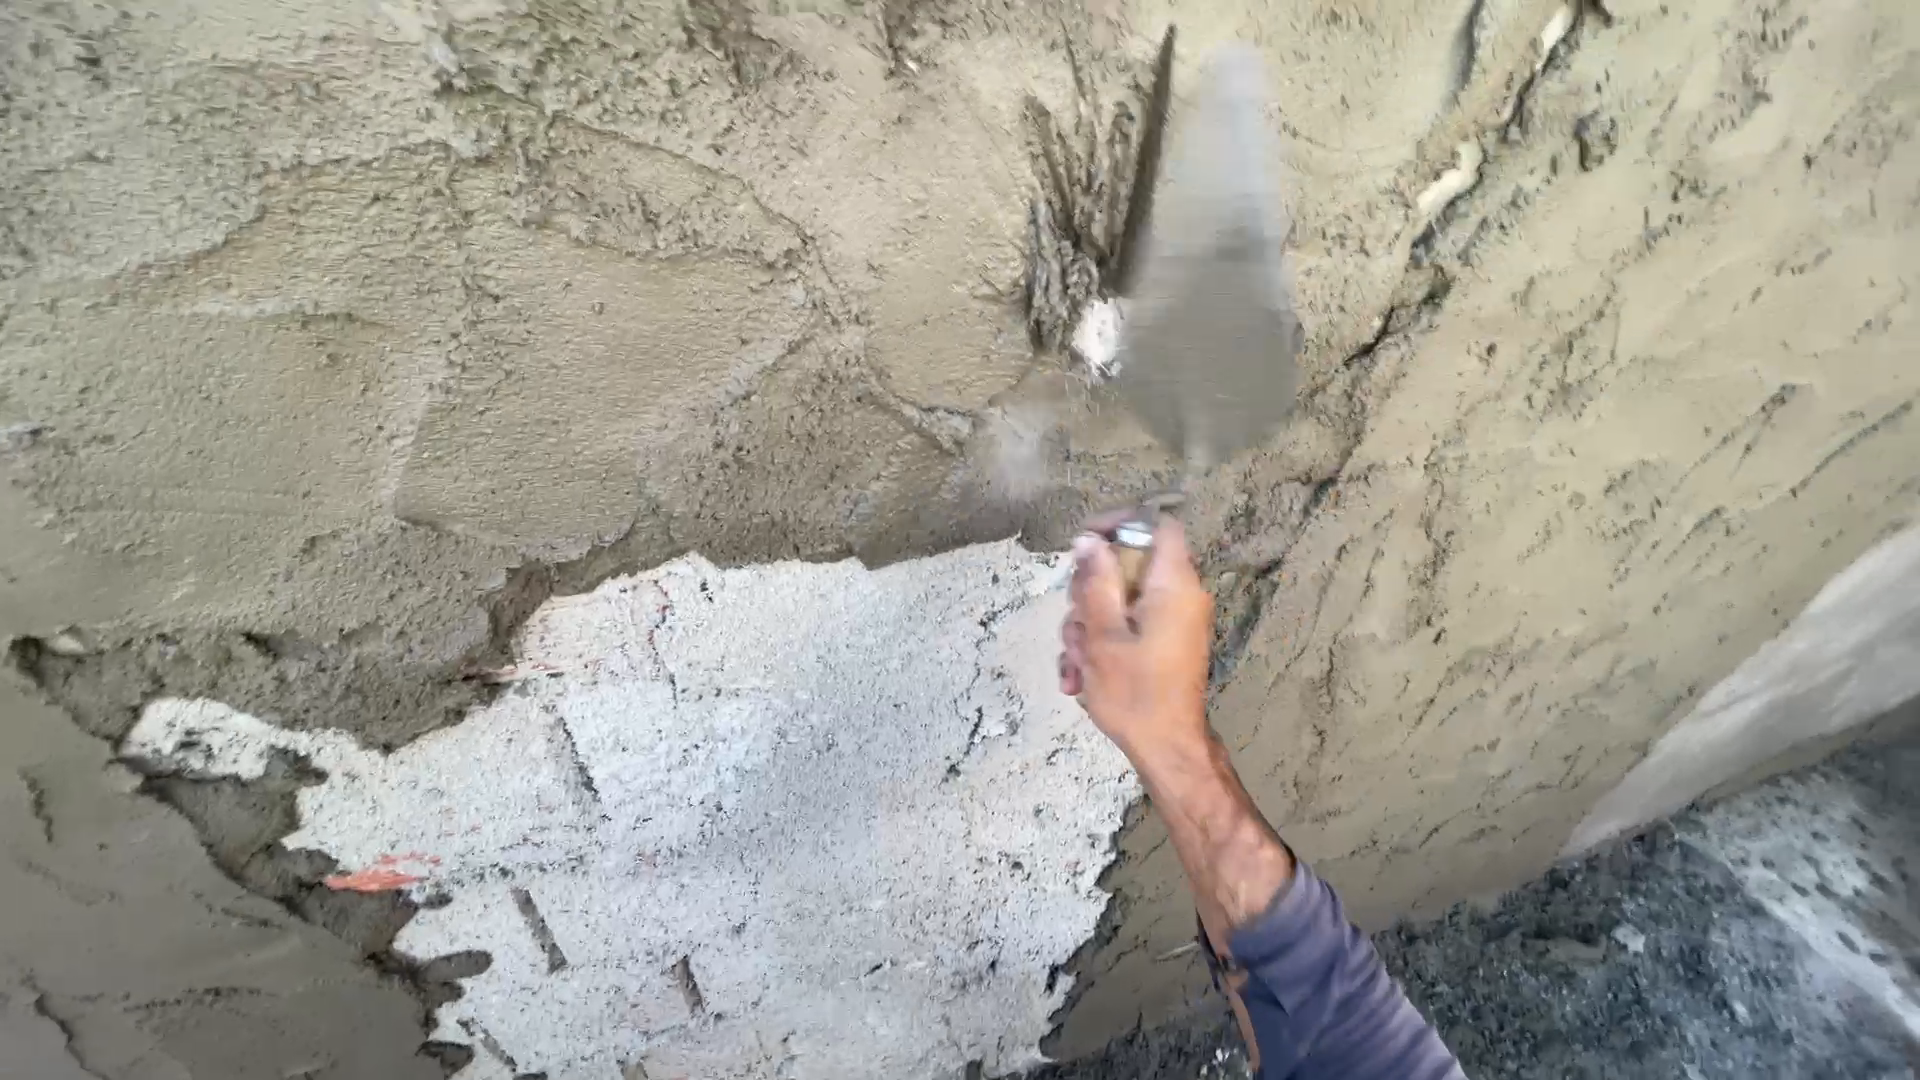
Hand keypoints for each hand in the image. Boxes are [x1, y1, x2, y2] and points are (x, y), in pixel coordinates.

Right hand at [1058, 514, 1212, 764]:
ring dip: (1087, 627)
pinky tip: (1081, 678)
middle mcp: (1179, 596)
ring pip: (1117, 600)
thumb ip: (1095, 581)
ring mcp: (1171, 621)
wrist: (1166, 751)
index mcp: (1173, 585)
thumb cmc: (1135, 694)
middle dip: (1088, 593)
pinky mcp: (1162, 642)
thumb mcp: (1103, 635)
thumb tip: (1088, 540)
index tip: (1083, 544)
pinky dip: (1100, 645)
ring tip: (1078, 665)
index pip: (1156, 525)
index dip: (1118, 524)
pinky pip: (1125, 626)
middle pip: (1126, 566)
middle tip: (1076, 624)